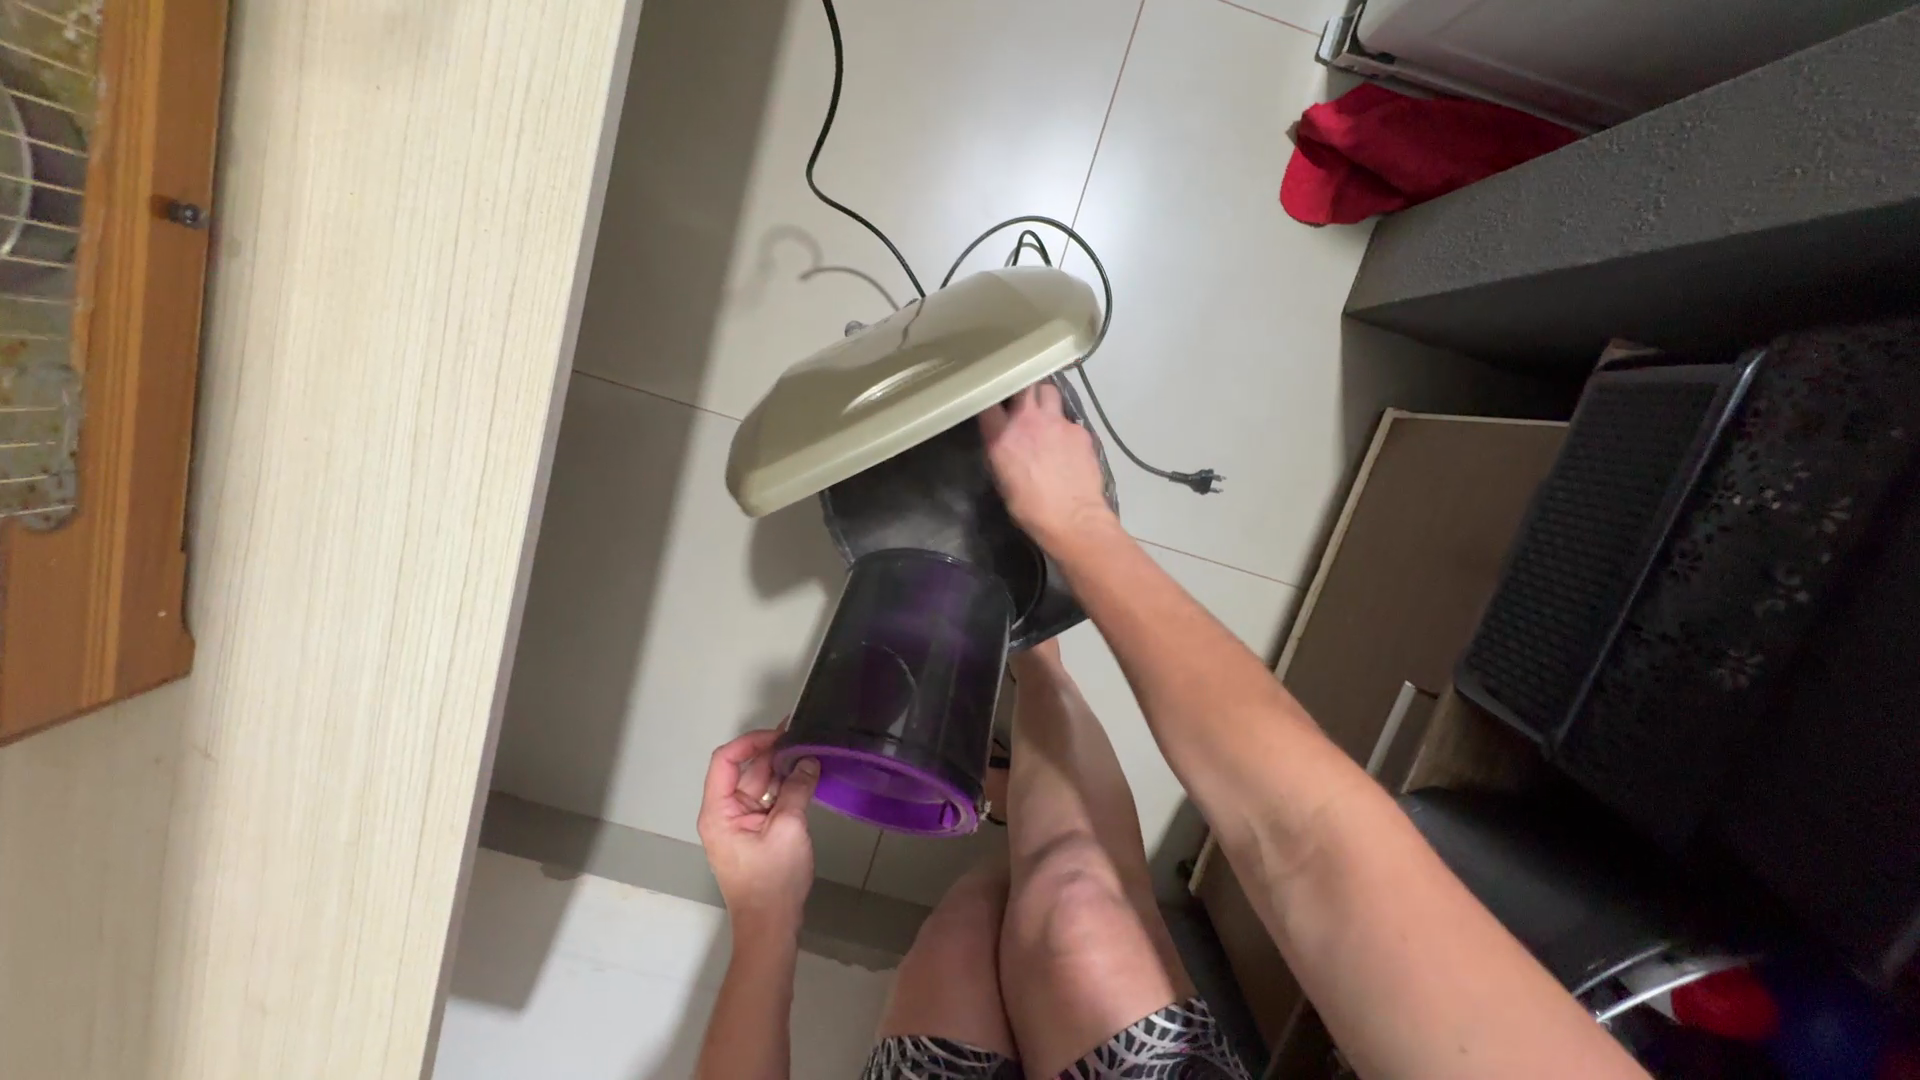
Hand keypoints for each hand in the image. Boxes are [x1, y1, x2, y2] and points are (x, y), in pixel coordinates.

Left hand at [696, 729, 819, 933]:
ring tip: (811, 751)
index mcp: (719, 811)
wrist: (771, 927)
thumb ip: (797, 789)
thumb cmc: (772, 880)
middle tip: (804, 735)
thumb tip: (809, 761)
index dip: (751, 741)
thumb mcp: (788, 829)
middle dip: (772, 752)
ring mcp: (741, 823)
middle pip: (745, 770)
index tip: (782, 734)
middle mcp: (725, 813)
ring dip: (782, 769)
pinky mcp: (756, 832)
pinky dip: (785, 787)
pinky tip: (807, 777)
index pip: (726, 760)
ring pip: (759, 784)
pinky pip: (768, 800)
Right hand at [979, 380, 1117, 549]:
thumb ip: (1001, 454)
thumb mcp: (1003, 482)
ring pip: (1049, 391)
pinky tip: (1067, 444)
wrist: (1073, 519)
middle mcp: (1028, 421)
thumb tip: (1004, 443)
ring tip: (1045, 414)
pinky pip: (1069, 419)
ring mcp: (1057, 422)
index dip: (990, 398)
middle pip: (1022, 384)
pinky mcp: (1080, 430)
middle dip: (1021, 388)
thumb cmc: (1031, 509)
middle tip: (1021, 398)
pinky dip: (1065, 427)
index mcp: (1002, 437)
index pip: (988, 402)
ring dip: (1044, 398)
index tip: (991, 402)